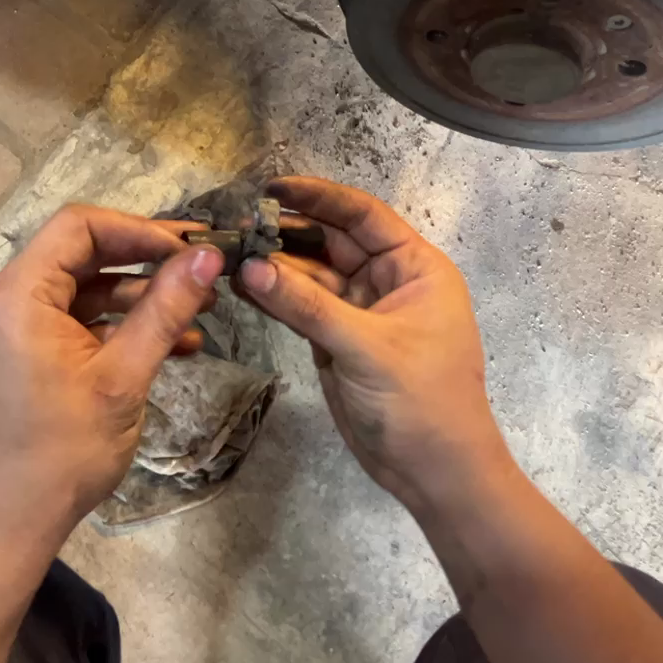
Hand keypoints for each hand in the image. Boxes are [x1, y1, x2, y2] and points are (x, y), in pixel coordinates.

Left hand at [0, 206, 222, 559]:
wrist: (3, 527)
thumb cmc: (61, 453)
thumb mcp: (122, 378)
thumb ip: (165, 309)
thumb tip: (208, 257)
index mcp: (17, 293)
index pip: (78, 227)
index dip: (138, 230)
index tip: (188, 249)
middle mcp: (4, 298)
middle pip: (80, 254)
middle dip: (145, 263)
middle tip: (203, 274)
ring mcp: (8, 327)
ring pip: (81, 290)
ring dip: (137, 299)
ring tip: (199, 314)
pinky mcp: (19, 353)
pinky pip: (71, 322)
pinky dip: (114, 327)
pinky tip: (169, 345)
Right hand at [236, 177, 504, 513]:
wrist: (433, 475)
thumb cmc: (420, 401)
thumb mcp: (366, 346)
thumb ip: (306, 305)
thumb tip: (249, 266)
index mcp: (413, 268)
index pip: (363, 216)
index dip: (320, 197)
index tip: (274, 187)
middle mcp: (385, 281)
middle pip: (331, 242)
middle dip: (288, 232)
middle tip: (240, 226)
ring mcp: (357, 311)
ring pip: (310, 275)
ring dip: (274, 265)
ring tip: (229, 254)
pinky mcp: (335, 338)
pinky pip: (300, 306)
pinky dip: (273, 296)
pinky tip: (240, 286)